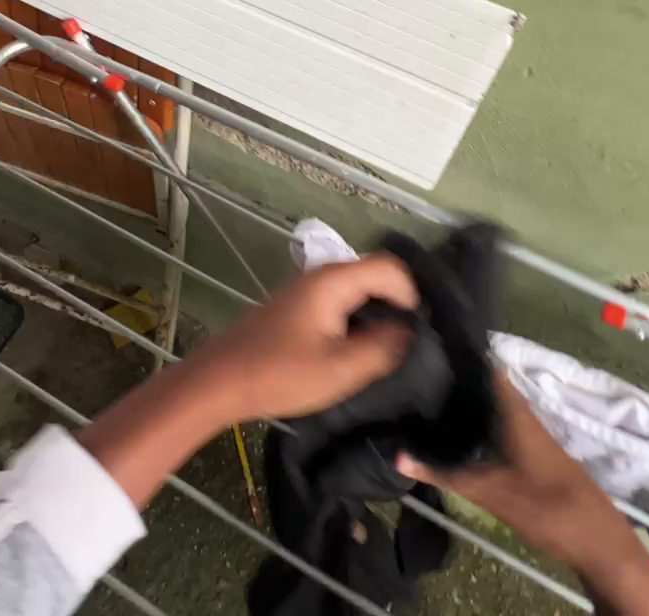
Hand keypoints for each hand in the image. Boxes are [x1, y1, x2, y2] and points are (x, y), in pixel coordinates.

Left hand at [79, 255, 417, 506]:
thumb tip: (413, 331)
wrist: (219, 381)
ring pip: (358, 290)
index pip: (391, 267)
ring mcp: (307, 290)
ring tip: (399, 350)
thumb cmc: (280, 373)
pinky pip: (341, 303)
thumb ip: (385, 347)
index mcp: (333, 280)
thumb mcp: (341, 368)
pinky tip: (364, 350)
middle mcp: (321, 275)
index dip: (416, 294)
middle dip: (401, 303)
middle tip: (421, 342)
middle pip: (376, 275)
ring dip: (380, 314)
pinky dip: (359, 320)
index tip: (428, 331)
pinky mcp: (298, 308)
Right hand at [395, 371, 648, 615]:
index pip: (482, 363)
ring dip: (461, 397)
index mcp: (513, 408)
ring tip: (420, 391)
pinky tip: (450, 427)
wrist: (596, 540)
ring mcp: (526, 429)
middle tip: (409, 367)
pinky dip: (472, 418)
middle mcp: (519, 410)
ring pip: (487, 402)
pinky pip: (493, 420)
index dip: (455, 349)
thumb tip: (396, 456)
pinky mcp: (528, 448)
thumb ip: (441, 472)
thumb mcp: (487, 491)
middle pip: (481, 381)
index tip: (422, 340)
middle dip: (450, 375)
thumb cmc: (545, 505)